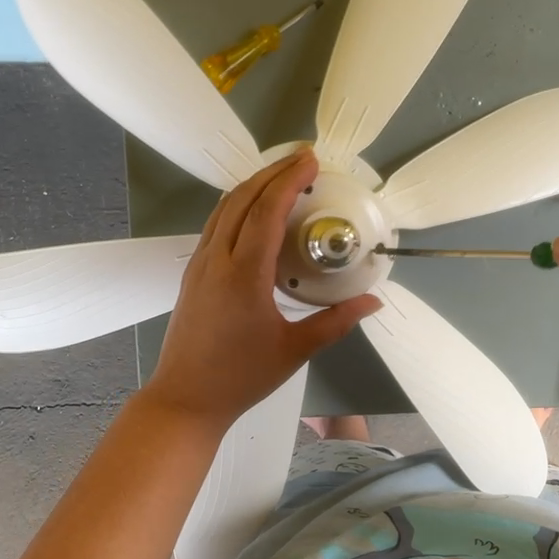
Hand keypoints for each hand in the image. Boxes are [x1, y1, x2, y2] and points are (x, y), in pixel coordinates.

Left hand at [142, 148, 380, 427]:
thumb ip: (336, 322)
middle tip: (302, 159)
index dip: (290, 180)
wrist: (186, 398)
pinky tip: (254, 212)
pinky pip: (215, 226)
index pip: (267, 211)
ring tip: (281, 176)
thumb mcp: (295, 350)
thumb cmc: (241, 377)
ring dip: (252, 186)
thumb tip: (373, 301)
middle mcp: (217, 259)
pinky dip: (237, 206)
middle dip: (273, 173)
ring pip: (223, 209)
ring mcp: (199, 265)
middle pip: (242, 199)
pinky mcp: (192, 274)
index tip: (311, 161)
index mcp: (244, 274)